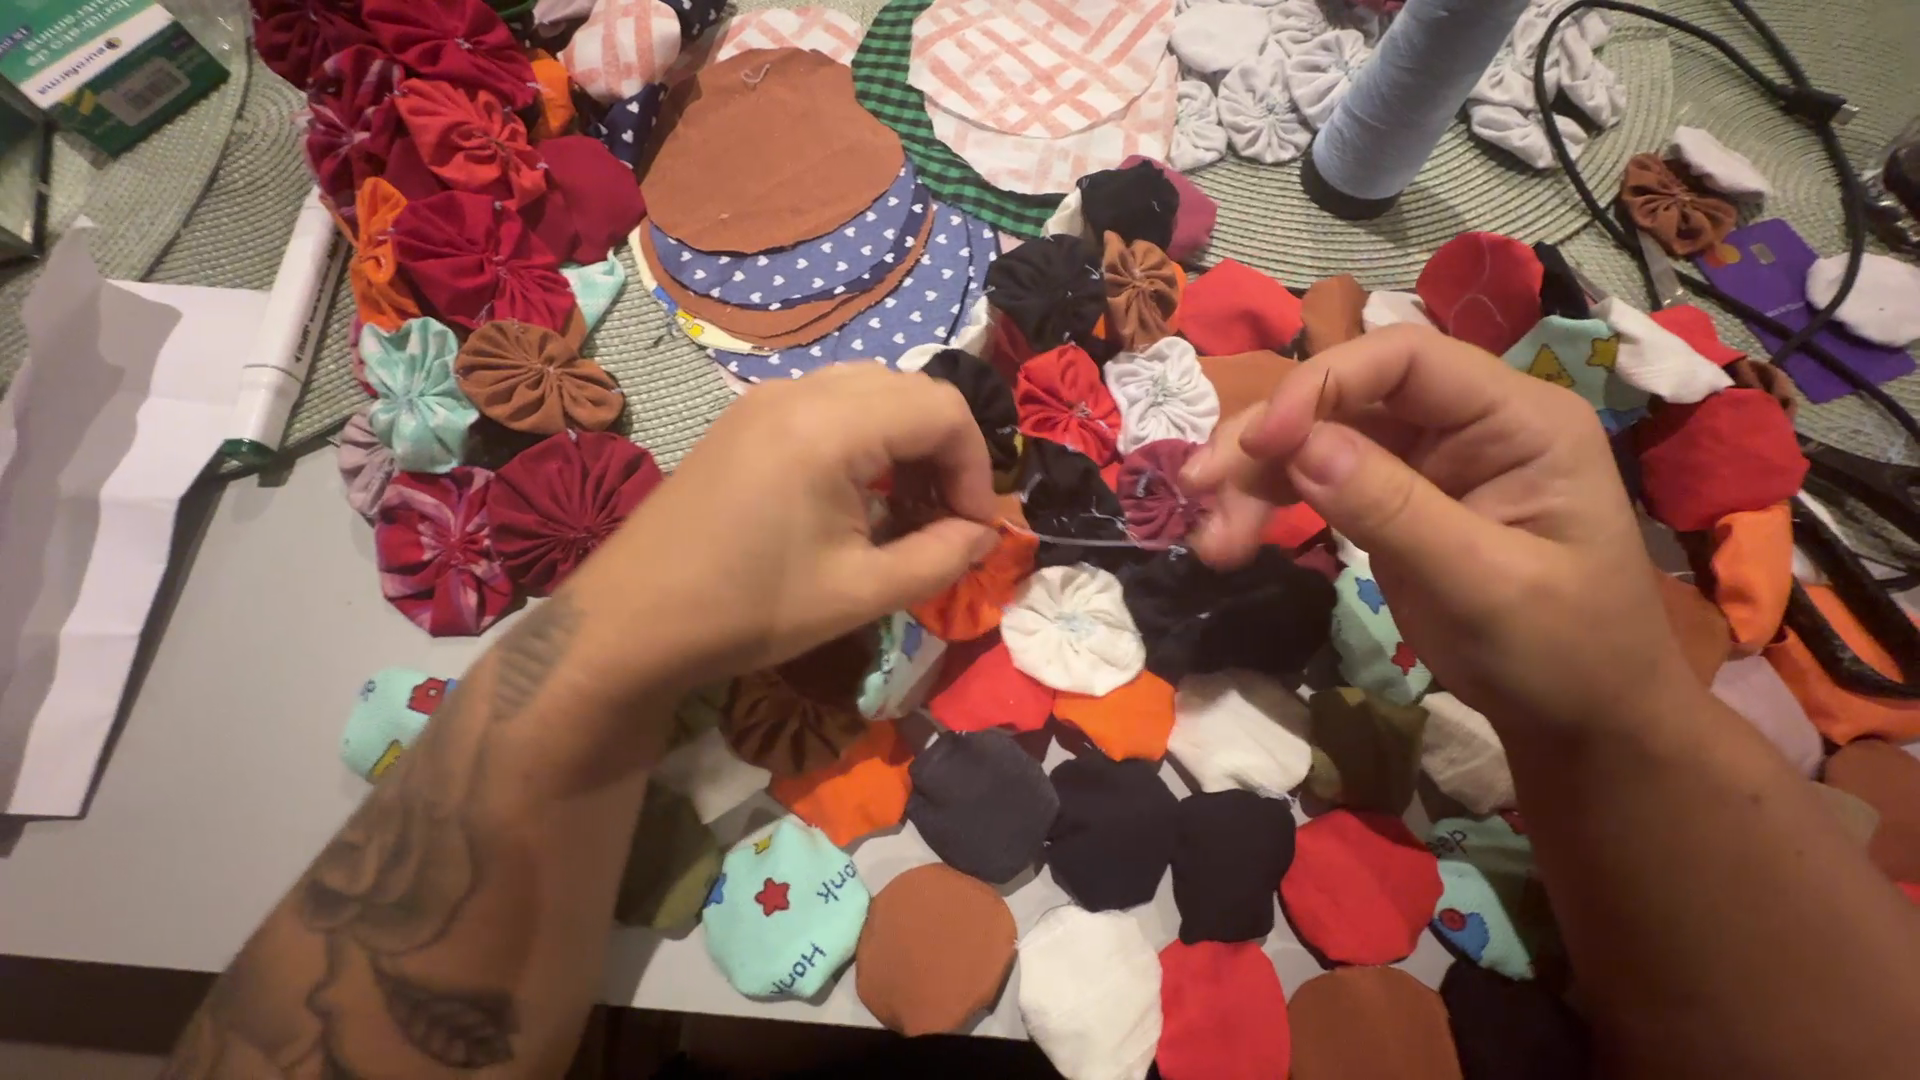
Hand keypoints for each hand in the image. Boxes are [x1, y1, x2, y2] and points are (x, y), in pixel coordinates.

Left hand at [565, 365, 998, 694]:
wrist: (631, 622)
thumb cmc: (750, 610)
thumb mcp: (861, 593)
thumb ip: (940, 558)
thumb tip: (983, 536)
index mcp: (831, 426)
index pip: (943, 410)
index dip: (976, 467)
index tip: (972, 527)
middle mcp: (800, 391)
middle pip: (911, 390)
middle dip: (946, 450)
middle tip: (944, 517)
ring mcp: (765, 398)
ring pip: (872, 391)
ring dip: (907, 440)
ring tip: (906, 505)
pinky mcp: (746, 418)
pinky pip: (830, 403)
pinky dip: (866, 437)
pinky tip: (856, 493)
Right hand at [1180, 325, 1696, 734]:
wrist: (1575, 715)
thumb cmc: (1561, 650)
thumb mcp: (1484, 583)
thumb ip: (1393, 511)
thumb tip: (1297, 448)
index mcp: (1515, 419)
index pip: (1405, 360)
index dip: (1322, 384)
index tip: (1260, 442)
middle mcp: (1461, 424)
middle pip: (1341, 398)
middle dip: (1265, 440)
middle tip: (1200, 488)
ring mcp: (1419, 461)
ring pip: (1312, 439)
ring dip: (1251, 481)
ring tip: (1211, 541)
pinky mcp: (1383, 499)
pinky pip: (1310, 482)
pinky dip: (1264, 506)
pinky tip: (1229, 539)